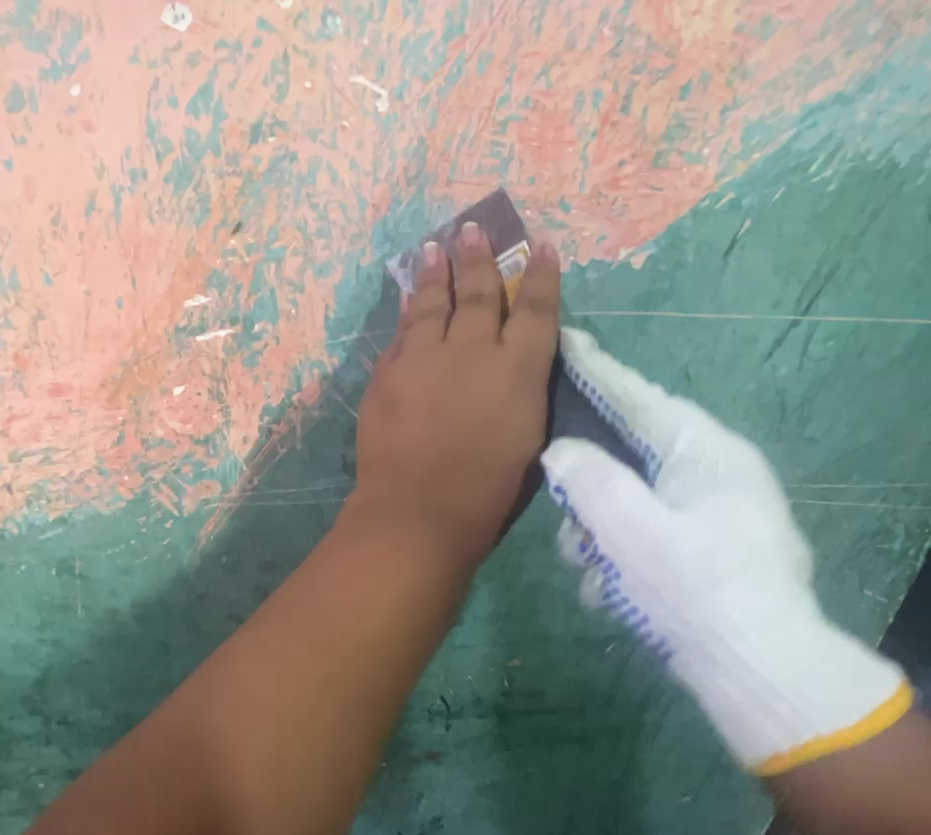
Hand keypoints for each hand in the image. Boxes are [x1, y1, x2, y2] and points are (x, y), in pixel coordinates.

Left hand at [345, 222, 561, 558]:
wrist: (418, 510)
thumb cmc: (488, 491)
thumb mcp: (529, 437)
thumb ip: (524, 390)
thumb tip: (516, 363)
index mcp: (519, 370)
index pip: (537, 311)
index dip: (542, 278)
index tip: (542, 248)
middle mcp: (473, 350)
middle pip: (480, 293)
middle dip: (479, 258)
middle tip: (473, 228)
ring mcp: (425, 358)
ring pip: (432, 303)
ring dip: (436, 273)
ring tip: (435, 246)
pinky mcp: (388, 374)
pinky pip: (401, 334)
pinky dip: (407, 314)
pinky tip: (407, 302)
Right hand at [539, 328, 911, 773]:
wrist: (758, 669)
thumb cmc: (697, 588)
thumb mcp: (632, 530)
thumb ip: (589, 481)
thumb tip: (561, 451)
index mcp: (706, 452)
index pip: (639, 398)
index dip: (597, 372)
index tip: (564, 340)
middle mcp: (712, 475)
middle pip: (627, 459)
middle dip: (590, 495)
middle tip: (571, 522)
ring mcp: (711, 518)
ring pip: (629, 506)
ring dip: (600, 539)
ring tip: (596, 575)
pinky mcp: (704, 556)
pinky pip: (646, 541)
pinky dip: (622, 565)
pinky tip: (614, 596)